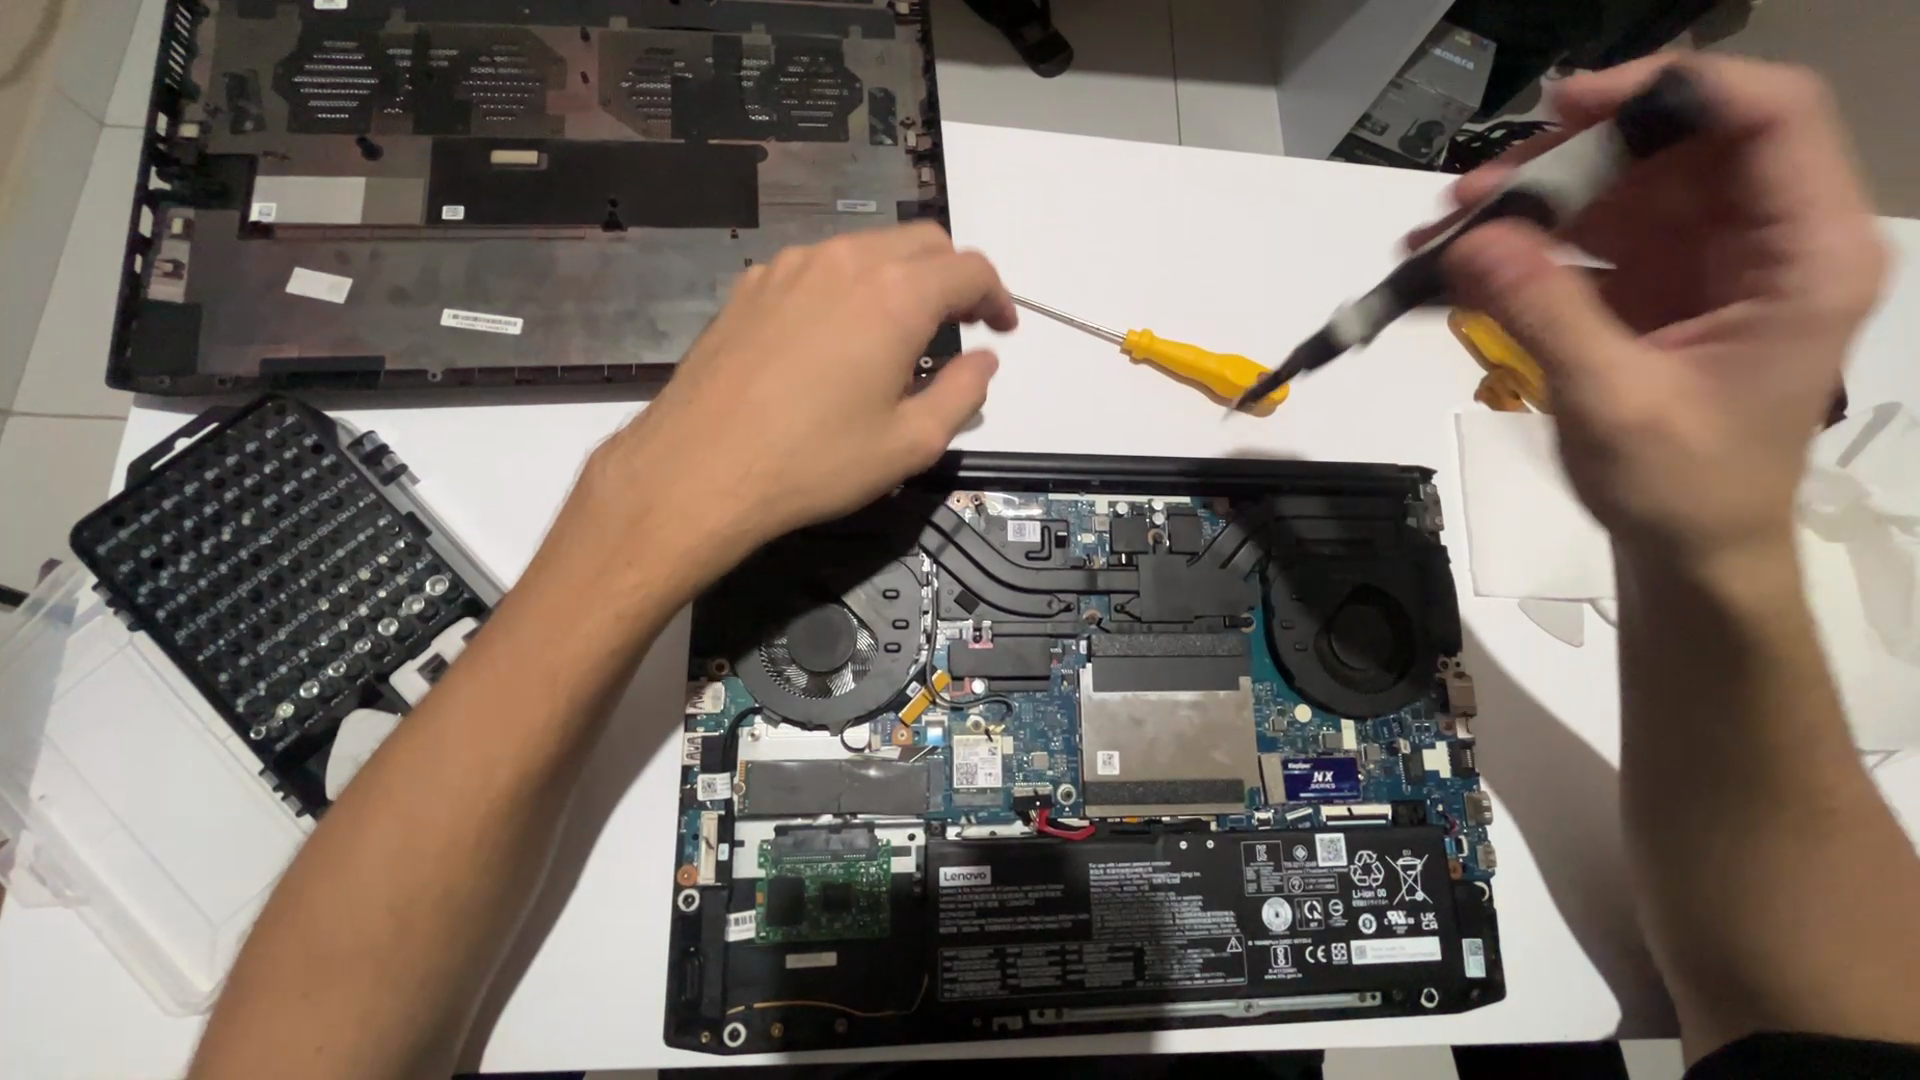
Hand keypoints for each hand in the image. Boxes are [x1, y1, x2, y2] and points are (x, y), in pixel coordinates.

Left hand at [561, 224, 1016, 593]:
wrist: (700, 468)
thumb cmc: (815, 463)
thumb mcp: (910, 443)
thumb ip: (963, 394)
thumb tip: (984, 362)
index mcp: (895, 295)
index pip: (969, 269)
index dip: (997, 296)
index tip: (1001, 330)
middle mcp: (845, 261)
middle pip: (922, 243)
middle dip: (953, 278)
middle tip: (960, 328)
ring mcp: (791, 266)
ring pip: (868, 249)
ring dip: (900, 279)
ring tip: (899, 336)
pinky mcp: (752, 285)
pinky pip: (819, 268)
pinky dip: (849, 288)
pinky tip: (836, 339)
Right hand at [1429, 56, 1885, 563]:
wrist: (1689, 546)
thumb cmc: (1681, 484)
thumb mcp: (1612, 399)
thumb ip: (1543, 313)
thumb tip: (1467, 243)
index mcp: (1801, 255)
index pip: (1764, 121)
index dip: (1668, 93)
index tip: (1561, 109)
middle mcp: (1760, 241)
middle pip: (1671, 151)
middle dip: (1566, 160)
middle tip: (1472, 194)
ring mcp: (1700, 265)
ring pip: (1618, 194)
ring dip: (1529, 207)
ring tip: (1445, 232)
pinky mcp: (1650, 293)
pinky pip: (1585, 246)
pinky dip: (1521, 251)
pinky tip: (1458, 265)